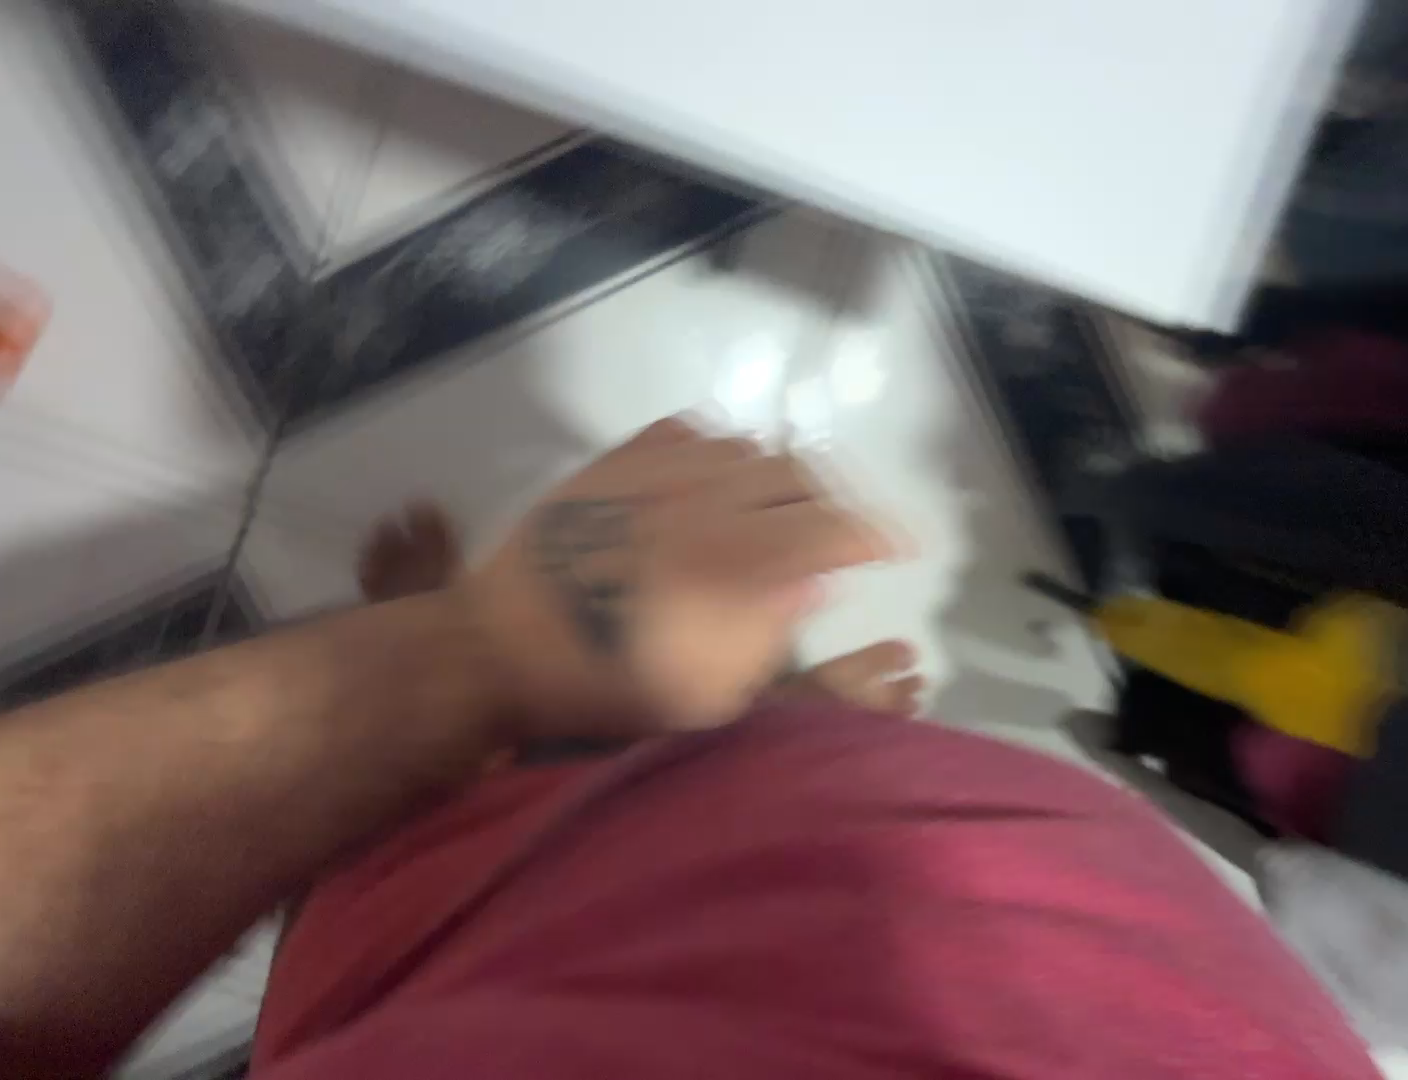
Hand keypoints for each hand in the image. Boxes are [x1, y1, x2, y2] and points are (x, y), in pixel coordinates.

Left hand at [465, 416, 898, 736]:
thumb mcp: (709, 689)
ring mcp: (662, 471)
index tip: (901, 545)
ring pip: (751, 449)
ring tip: (781, 505)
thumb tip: (819, 576)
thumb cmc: (612, 683)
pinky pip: (692, 431)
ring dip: (780, 477)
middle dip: (835, 504)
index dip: (878, 533)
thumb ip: (773, 627)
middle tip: (842, 531)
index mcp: (738, 562)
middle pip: (801, 479)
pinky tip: (718, 478)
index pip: (834, 527)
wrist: (506, 646)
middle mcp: (710, 500)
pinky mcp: (620, 459)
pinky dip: (721, 450)